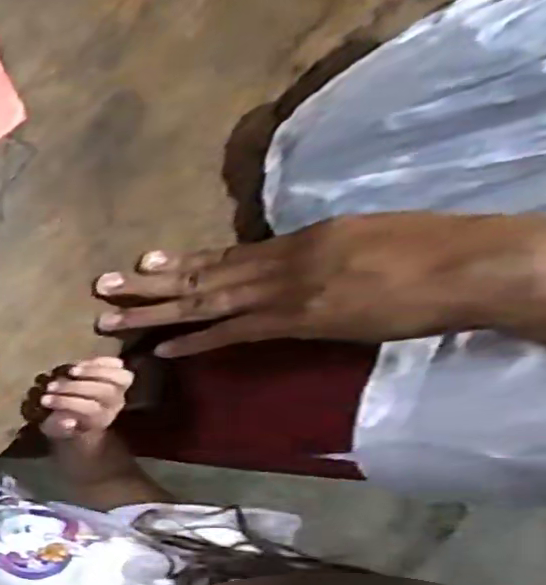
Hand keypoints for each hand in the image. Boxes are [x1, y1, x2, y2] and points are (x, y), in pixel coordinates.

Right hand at [36, 356, 131, 439]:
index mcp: (99, 420)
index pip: (90, 410)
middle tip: (50, 386)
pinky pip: (117, 364)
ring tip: (69, 371)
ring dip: (92, 371)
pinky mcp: (116, 375)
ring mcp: (119, 389)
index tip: (44, 400)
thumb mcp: (54, 431)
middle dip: (75, 387)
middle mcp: (114, 404)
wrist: (72, 415)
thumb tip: (66, 421)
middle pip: (104, 392)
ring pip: (118, 377)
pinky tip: (82, 364)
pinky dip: (102, 361)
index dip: (66, 402)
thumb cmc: (60, 423)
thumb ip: (57, 428)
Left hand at [92, 213, 545, 355]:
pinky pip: (234, 333)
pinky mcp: (299, 321)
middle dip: (146, 284)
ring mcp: (285, 292)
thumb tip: (286, 260)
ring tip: (108, 319)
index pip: (225, 255)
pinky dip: (195, 341)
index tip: (143, 264)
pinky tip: (161, 349)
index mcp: (299, 239)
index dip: (180, 262)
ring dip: (153, 313)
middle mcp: (281, 262)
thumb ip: (316, 250)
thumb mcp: (366, 235)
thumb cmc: (439, 247)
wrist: (484, 267)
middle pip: (199, 276)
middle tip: (100, 285)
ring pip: (203, 303)